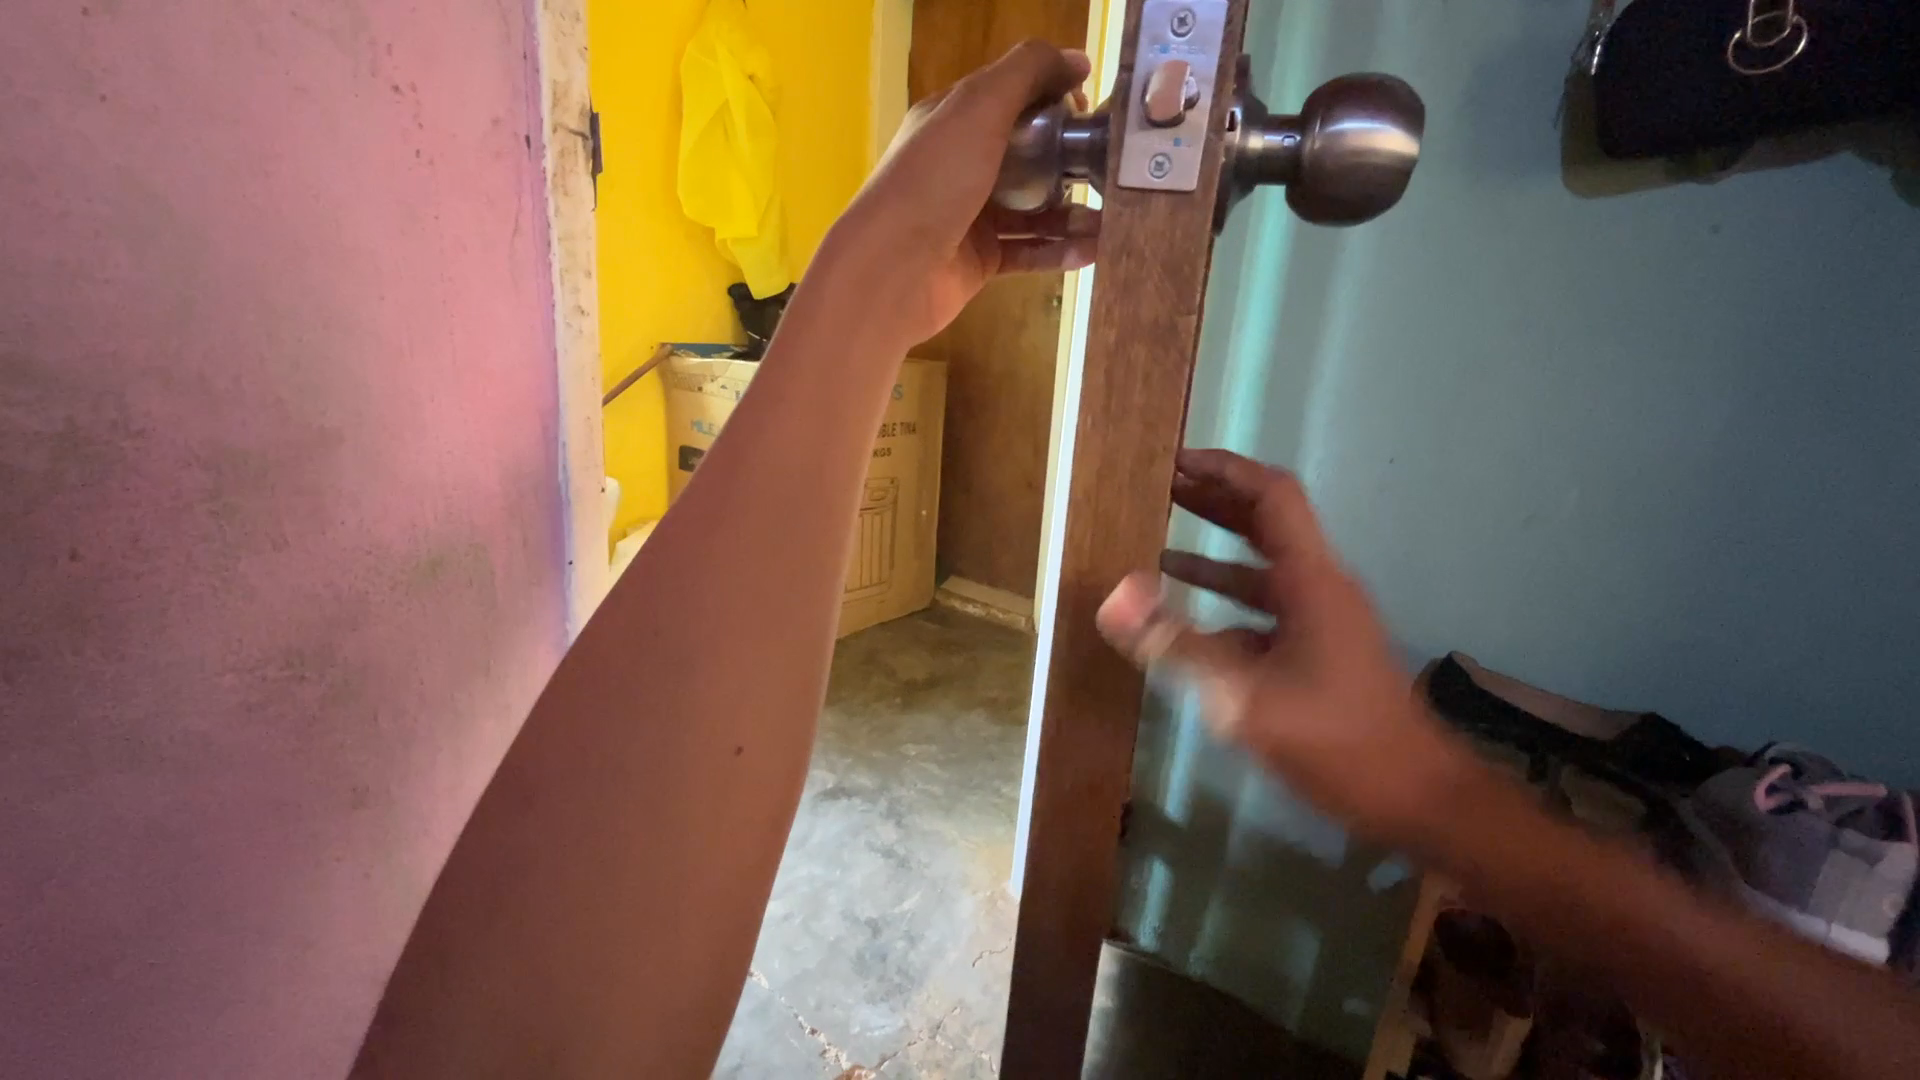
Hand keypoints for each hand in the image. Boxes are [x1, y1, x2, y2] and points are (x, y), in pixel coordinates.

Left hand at [817, 41, 1099, 346]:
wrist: (891, 270)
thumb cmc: (933, 181)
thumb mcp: (979, 106)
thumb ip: (1028, 73)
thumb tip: (1079, 61)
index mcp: (955, 121)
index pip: (1013, 101)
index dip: (1055, 103)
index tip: (1095, 116)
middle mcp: (962, 166)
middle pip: (1028, 158)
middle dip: (1071, 163)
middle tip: (1112, 172)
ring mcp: (971, 217)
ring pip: (1033, 210)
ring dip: (1073, 213)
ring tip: (1114, 218)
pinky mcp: (980, 262)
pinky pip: (1028, 252)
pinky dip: (1059, 251)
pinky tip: (1093, 251)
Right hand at [1096, 449, 1477, 840]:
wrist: (1414, 797)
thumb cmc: (1335, 740)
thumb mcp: (1243, 695)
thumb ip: (1177, 644)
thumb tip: (1113, 596)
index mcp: (1310, 579)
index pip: (1272, 495)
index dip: (1224, 470)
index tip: (1175, 459)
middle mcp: (1318, 585)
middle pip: (1266, 521)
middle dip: (1212, 500)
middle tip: (1158, 487)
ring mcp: (1320, 616)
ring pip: (1262, 565)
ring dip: (1214, 548)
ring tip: (1157, 540)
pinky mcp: (1316, 646)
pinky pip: (1264, 605)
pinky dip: (1225, 598)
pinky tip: (1186, 615)